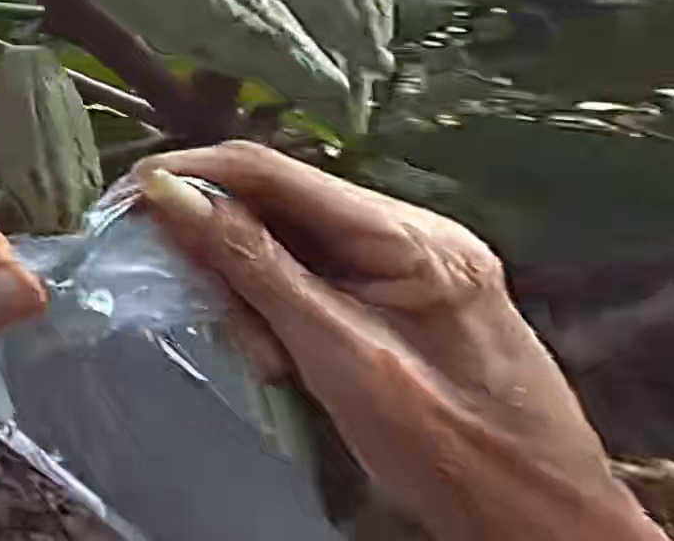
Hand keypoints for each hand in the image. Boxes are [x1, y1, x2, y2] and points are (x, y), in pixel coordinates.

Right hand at [133, 142, 662, 540]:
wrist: (545, 537)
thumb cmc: (453, 453)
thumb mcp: (336, 354)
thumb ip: (248, 262)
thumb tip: (164, 189)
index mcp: (406, 235)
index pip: (269, 169)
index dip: (190, 170)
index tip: (129, 190)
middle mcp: (398, 226)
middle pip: (265, 194)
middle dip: (212, 233)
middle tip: (174, 273)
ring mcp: (391, 252)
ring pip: (269, 228)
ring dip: (236, 275)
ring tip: (252, 344)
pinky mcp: (377, 279)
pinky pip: (288, 260)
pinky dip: (258, 293)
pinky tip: (268, 339)